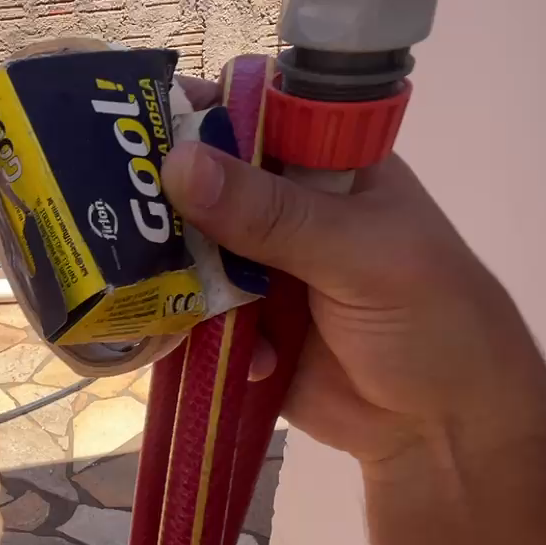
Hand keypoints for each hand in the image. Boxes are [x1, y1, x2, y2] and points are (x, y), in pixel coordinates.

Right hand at [161, 136, 545, 465]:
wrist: (438, 430)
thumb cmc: (432, 323)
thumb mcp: (360, 255)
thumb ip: (273, 215)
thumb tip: (180, 164)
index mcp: (324, 170)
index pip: (251, 118)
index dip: (196, 114)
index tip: (130, 123)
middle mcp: (281, 213)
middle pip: (201, 187)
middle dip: (159, 201)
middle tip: (107, 212)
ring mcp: (254, 272)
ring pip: (185, 254)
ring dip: (166, 273)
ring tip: (136, 286)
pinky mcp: (236, 326)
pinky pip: (188, 314)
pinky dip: (185, 329)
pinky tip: (201, 347)